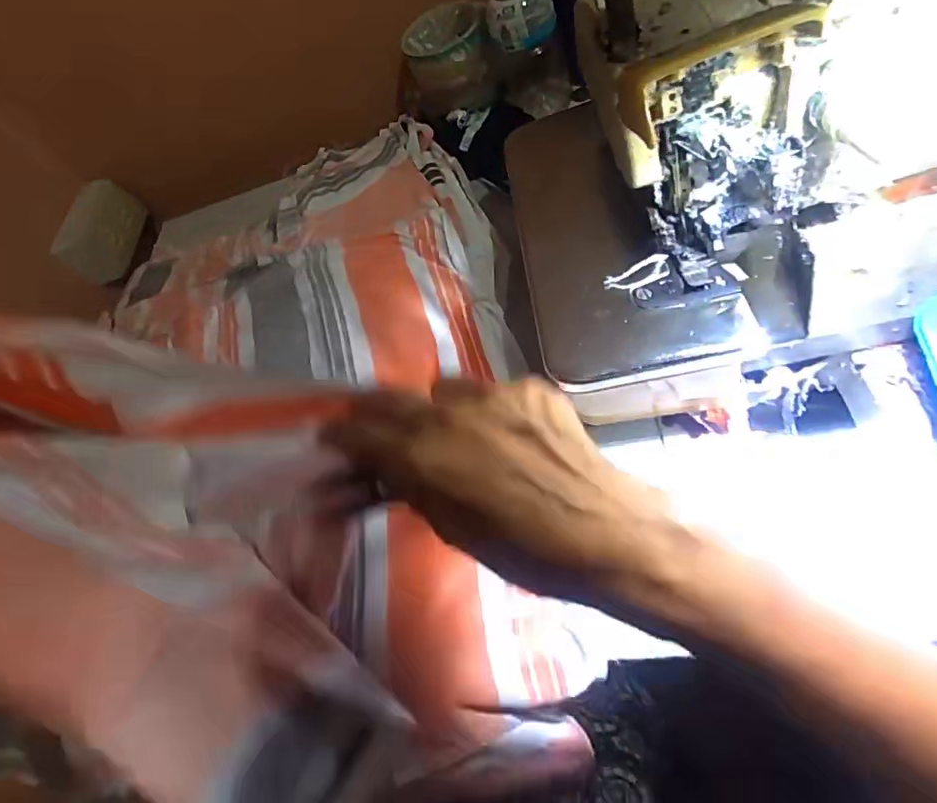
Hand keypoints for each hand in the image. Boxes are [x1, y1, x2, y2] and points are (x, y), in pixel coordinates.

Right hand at [324, 377, 702, 606]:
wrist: (607, 532)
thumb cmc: (524, 551)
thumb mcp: (453, 528)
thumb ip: (413, 488)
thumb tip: (383, 471)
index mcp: (425, 452)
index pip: (363, 432)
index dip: (340, 435)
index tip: (329, 436)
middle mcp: (450, 411)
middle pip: (392, 398)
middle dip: (374, 410)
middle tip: (369, 421)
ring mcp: (494, 392)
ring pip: (446, 391)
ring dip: (439, 409)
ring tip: (457, 432)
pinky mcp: (530, 386)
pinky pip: (495, 393)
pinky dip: (492, 412)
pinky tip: (512, 437)